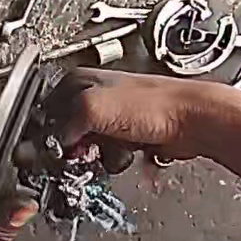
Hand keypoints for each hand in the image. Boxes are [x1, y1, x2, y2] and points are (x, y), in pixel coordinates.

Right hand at [47, 68, 237, 162]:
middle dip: (79, 148)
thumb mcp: (91, 109)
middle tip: (91, 148)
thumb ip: (62, 126)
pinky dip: (118, 158)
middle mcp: (94, 96)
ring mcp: (111, 115)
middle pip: (67, 134)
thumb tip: (51, 145)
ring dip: (102, 155)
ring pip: (89, 148)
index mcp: (79, 81)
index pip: (47, 113)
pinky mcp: (127, 134)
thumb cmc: (153, 106)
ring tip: (118, 147)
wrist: (193, 120)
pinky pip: (109, 155)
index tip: (56, 149)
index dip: (50, 134)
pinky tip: (130, 151)